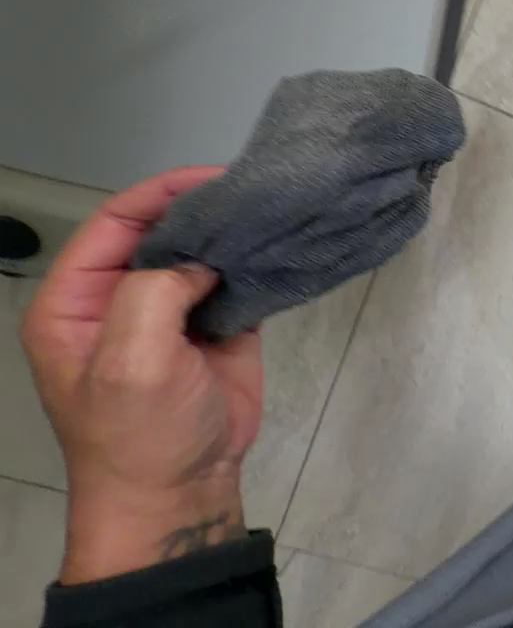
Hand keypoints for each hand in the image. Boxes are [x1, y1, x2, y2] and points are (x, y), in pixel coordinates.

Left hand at [18, 166, 263, 583]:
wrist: (182, 482)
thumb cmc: (140, 429)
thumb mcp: (131, 363)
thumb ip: (153, 296)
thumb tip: (201, 258)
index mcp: (77, 305)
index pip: (112, 227)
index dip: (158, 195)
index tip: (215, 178)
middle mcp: (121, 300)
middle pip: (162, 233)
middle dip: (205, 208)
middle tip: (258, 191)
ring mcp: (172, 313)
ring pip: (204, 253)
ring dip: (237, 233)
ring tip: (280, 211)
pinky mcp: (219, 323)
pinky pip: (237, 279)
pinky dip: (261, 260)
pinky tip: (288, 245)